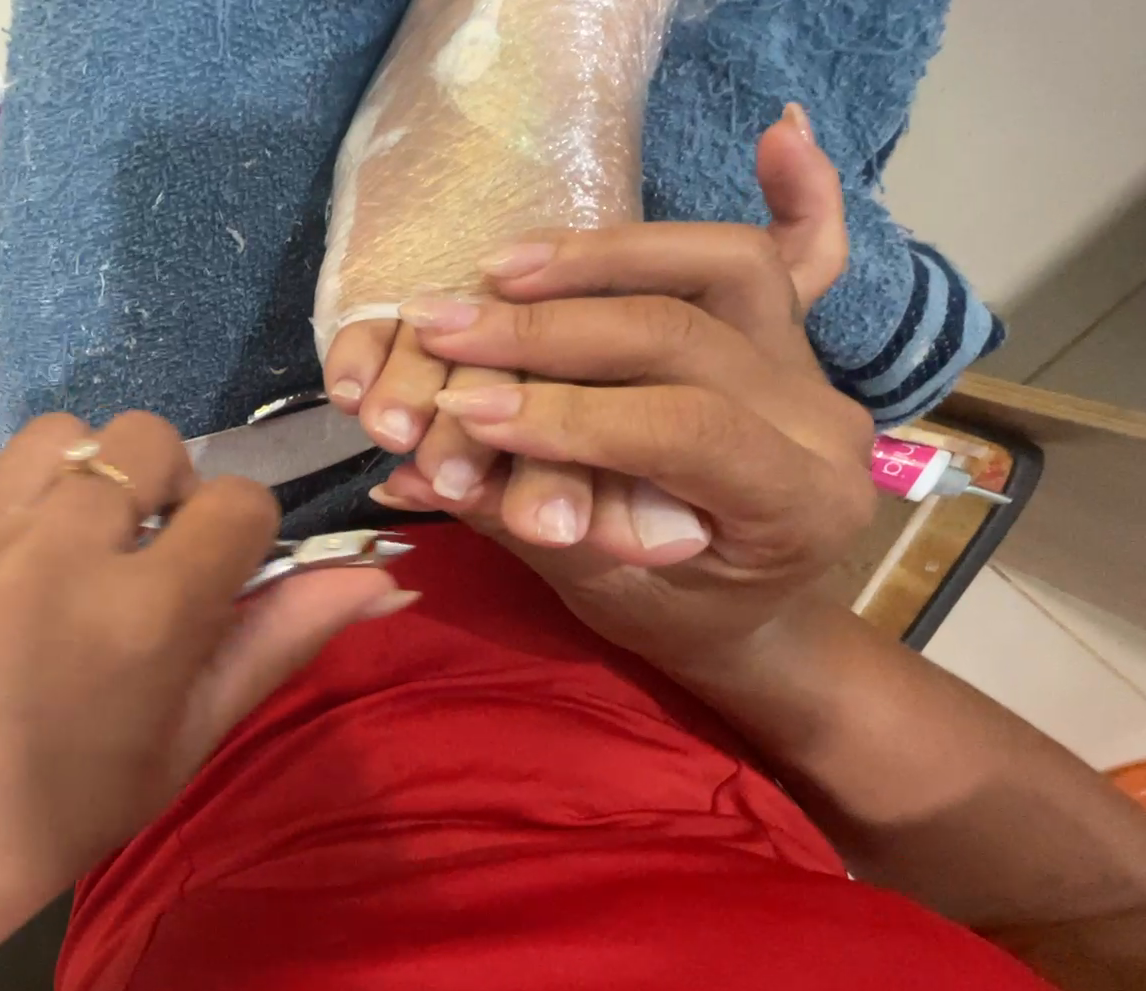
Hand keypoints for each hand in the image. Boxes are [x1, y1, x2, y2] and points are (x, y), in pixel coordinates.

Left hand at [0, 412, 402, 972]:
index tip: (216, 571)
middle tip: (145, 554)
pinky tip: (10, 568)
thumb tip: (383, 577)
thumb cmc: (73, 804)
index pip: (237, 502)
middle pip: (148, 441)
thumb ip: (283, 638)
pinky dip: (22, 501)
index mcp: (140, 614)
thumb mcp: (193, 732)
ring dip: (92, 475)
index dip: (243, 532)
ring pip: (66, 434)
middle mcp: (53, 553)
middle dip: (170, 486)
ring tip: (77, 546)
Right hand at [368, 109, 876, 671]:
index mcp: (791, 506)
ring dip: (600, 258)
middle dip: (546, 333)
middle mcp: (818, 418)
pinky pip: (798, 253)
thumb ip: (517, 521)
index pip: (680, 430)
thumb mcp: (595, 593)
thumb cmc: (675, 619)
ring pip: (725, 269)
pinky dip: (797, 191)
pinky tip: (782, 134)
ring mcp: (808, 366)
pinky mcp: (787, 339)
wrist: (751, 612)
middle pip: (683, 334)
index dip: (566, 415)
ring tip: (497, 268)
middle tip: (439, 327)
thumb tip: (409, 477)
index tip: (464, 409)